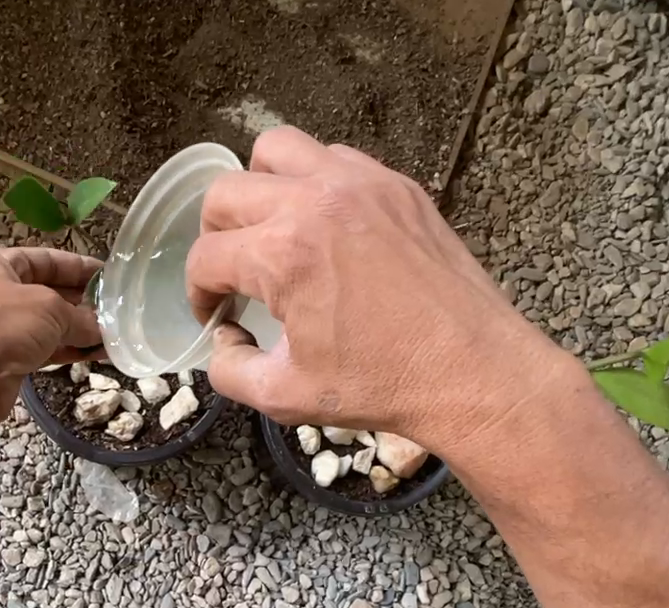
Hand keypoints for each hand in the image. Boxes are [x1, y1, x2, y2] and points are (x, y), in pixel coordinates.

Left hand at [0, 246, 102, 419]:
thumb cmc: (2, 324)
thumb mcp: (49, 308)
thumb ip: (80, 316)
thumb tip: (101, 328)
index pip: (44, 259)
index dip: (78, 266)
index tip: (109, 275)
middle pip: (48, 292)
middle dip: (83, 302)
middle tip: (117, 309)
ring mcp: (1, 329)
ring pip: (49, 325)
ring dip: (81, 330)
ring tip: (116, 334)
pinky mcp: (8, 360)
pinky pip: (46, 350)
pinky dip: (70, 351)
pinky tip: (99, 354)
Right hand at [185, 128, 583, 458]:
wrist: (470, 370)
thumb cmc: (377, 385)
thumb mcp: (282, 395)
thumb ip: (228, 370)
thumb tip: (222, 341)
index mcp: (282, 254)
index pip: (205, 257)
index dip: (198, 294)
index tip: (216, 319)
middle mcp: (313, 201)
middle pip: (225, 193)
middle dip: (214, 239)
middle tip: (232, 277)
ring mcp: (359, 183)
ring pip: (275, 151)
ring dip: (256, 191)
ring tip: (270, 235)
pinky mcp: (395, 184)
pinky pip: (331, 157)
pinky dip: (310, 184)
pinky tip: (322, 230)